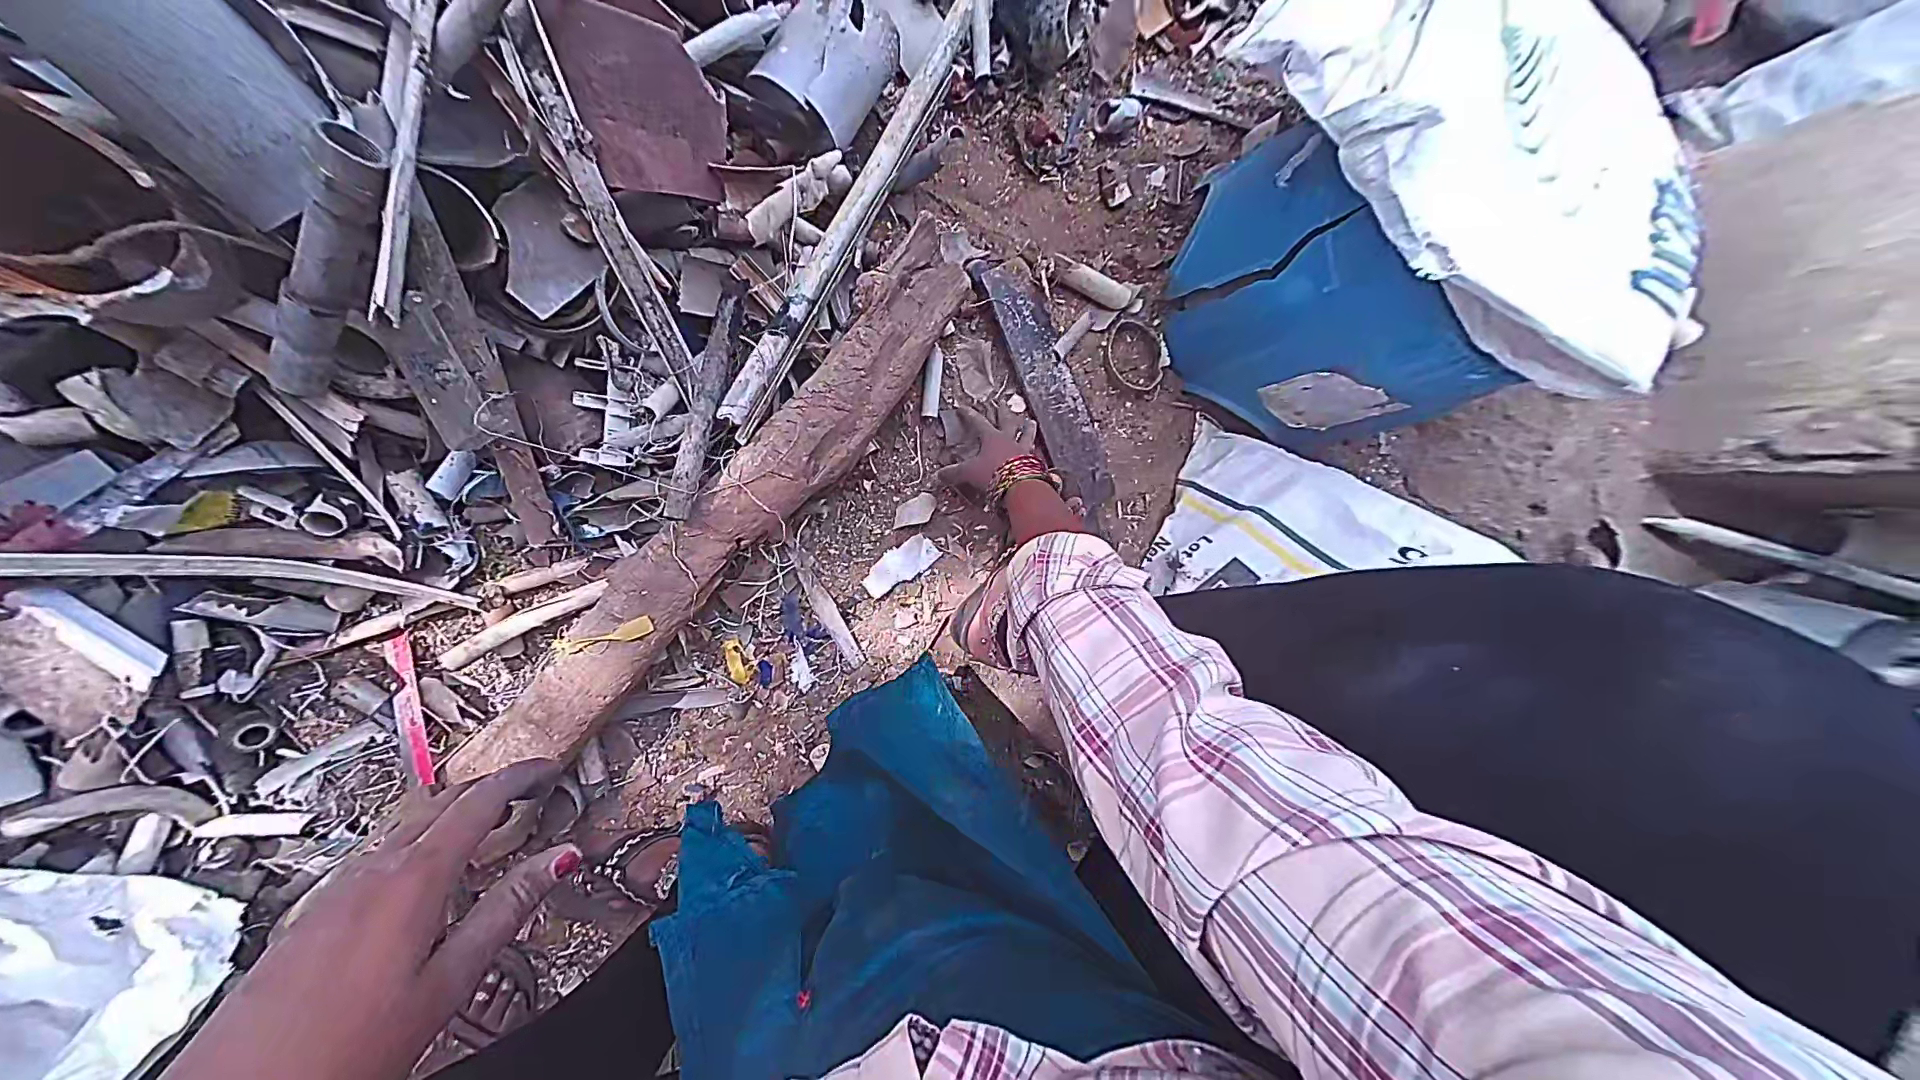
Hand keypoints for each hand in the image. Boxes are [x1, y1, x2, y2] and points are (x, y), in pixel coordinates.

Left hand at [163, 760, 579, 1079]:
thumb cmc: (340, 1055)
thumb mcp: (448, 981)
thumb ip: (508, 908)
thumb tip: (560, 859)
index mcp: (412, 882)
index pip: (479, 801)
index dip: (520, 776)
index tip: (546, 769)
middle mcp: (368, 876)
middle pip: (439, 802)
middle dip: (488, 788)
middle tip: (527, 791)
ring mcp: (331, 895)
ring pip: (405, 827)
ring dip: (452, 814)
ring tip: (485, 828)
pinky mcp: (307, 918)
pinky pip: (375, 857)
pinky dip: (416, 845)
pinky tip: (424, 876)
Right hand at [935, 404, 1035, 497]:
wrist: (1020, 487)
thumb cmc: (993, 474)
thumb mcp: (969, 473)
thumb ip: (954, 473)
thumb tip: (939, 475)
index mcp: (992, 437)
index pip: (978, 422)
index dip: (969, 415)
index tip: (963, 408)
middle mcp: (1009, 440)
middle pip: (1006, 421)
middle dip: (1002, 412)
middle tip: (1002, 403)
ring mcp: (1023, 450)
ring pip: (1026, 434)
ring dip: (1027, 427)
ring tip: (1030, 421)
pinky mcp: (1034, 463)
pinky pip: (1034, 452)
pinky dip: (1034, 448)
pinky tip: (1035, 449)